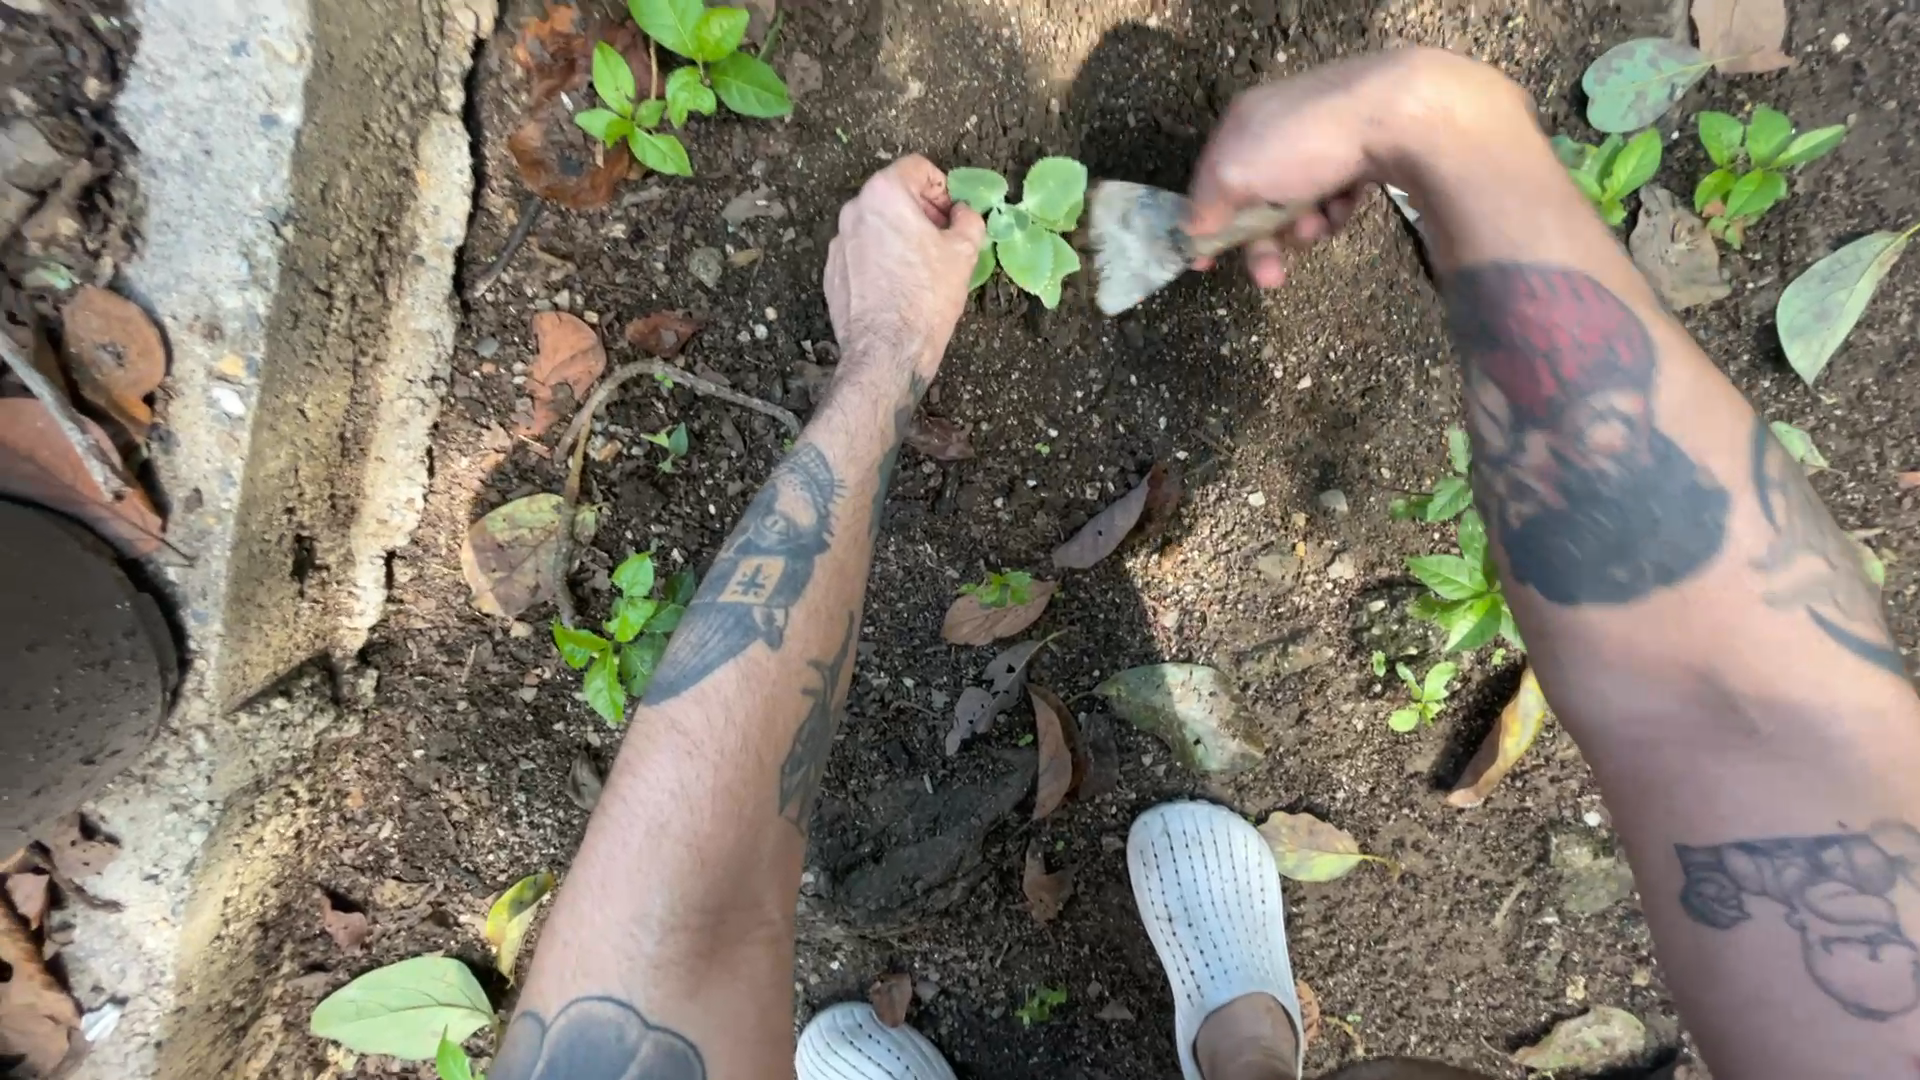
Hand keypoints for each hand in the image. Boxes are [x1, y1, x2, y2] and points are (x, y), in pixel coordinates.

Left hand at [824, 155, 985, 389]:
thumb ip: (968, 221)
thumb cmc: (926, 299)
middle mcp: (854, 211)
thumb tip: (963, 214)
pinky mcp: (832, 273)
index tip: (953, 214)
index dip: (942, 187)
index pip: (917, 168)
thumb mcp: (963, 254)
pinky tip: (897, 289)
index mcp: (885, 194)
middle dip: (921, 213)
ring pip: (876, 227)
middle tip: (942, 241)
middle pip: (893, 196)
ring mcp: (838, 243)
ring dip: (899, 237)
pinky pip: (861, 255)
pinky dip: (880, 261)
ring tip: (920, 269)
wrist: (887, 352)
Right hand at [1188, 48, 1529, 286]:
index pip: (1209, 184)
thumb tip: (1192, 230)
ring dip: (1301, 228)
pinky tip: (1344, 207)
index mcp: (1241, 126)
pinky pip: (1331, 196)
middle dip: (1262, 245)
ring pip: (1294, 205)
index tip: (1205, 263)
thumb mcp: (1236, 174)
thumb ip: (1205, 204)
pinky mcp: (1358, 150)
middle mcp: (1277, 129)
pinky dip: (1333, 210)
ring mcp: (1320, 140)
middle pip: (1255, 203)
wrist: (1399, 113)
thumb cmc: (1304, 144)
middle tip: (1272, 278)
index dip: (1204, 226)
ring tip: (1320, 226)